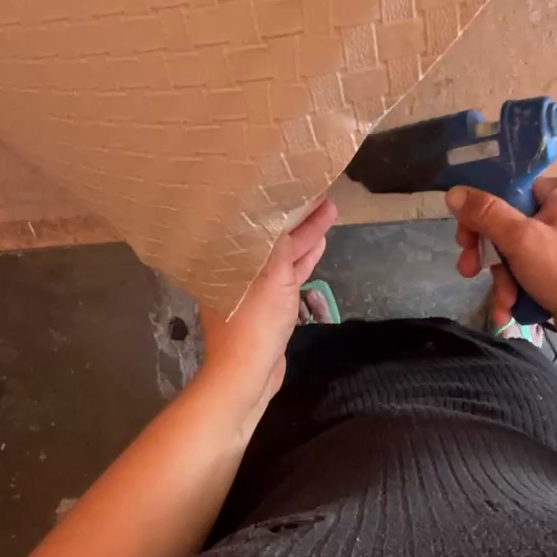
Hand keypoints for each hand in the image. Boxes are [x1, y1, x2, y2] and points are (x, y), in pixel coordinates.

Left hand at [198, 198, 337, 409]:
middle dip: (297, 216)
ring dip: (305, 236)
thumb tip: (288, 217)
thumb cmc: (254, 321)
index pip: (254, 219)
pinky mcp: (269, 306)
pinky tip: (319, 244)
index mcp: (227, 256)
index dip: (280, 201)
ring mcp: (254, 288)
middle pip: (271, 235)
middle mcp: (237, 267)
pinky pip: (289, 275)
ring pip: (283, 255)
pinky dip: (303, 260)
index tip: (298, 181)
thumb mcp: (271, 274)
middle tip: (321, 192)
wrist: (247, 374)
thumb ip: (282, 244)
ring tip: (329, 211)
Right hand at [446, 178, 556, 347]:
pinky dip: (513, 289)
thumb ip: (484, 213)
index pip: (506, 189)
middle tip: (469, 270)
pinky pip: (524, 271)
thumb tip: (453, 193)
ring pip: (510, 253)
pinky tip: (508, 309)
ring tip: (503, 301)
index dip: (480, 211)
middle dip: (486, 254)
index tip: (465, 237)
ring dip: (500, 279)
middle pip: (503, 224)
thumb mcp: (520, 238)